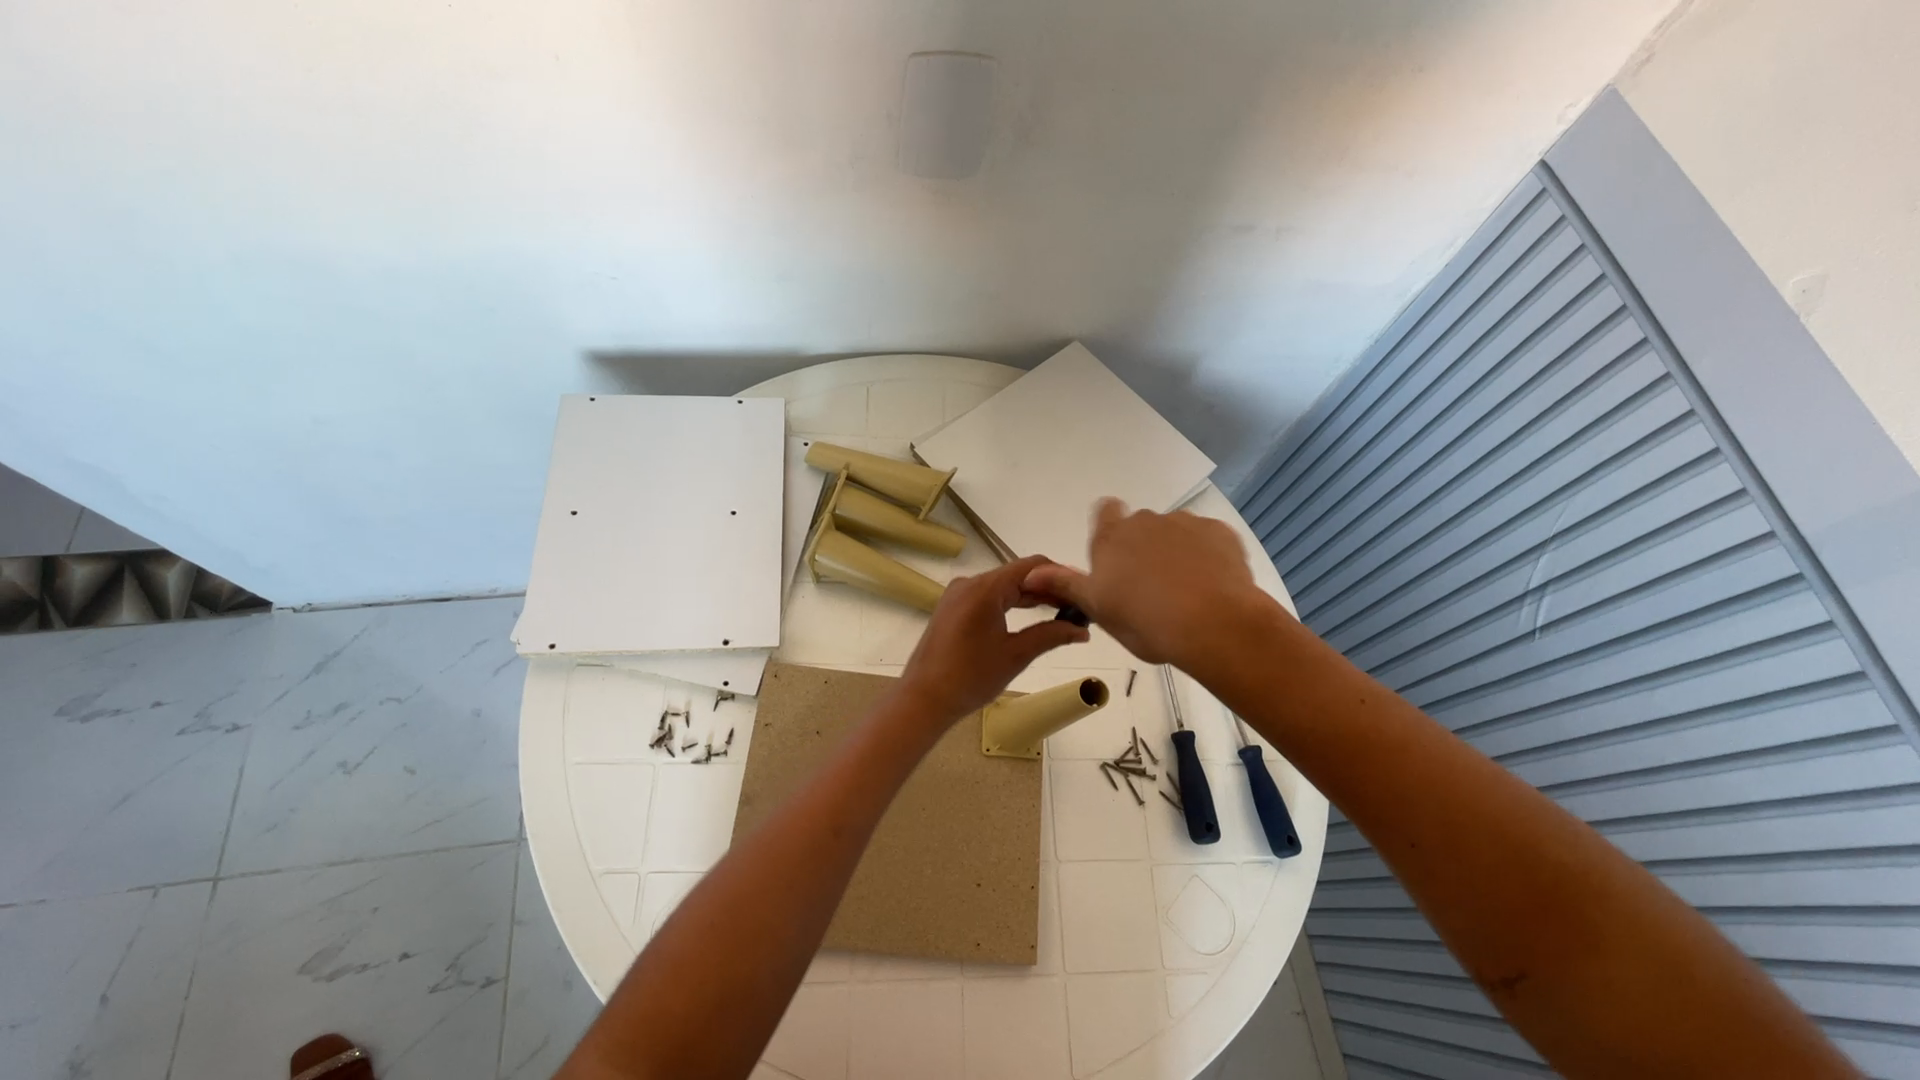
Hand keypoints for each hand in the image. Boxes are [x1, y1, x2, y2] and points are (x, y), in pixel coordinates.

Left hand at [896, 554, 1090, 725]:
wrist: (923, 699)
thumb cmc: (970, 678)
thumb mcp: (1016, 655)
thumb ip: (1051, 635)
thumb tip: (1082, 630)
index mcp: (984, 588)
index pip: (1032, 567)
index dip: (1060, 576)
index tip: (1083, 590)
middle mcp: (969, 583)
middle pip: (1017, 575)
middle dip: (1048, 588)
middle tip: (1078, 605)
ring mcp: (958, 595)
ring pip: (1003, 587)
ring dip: (1030, 597)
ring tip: (1062, 612)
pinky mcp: (952, 608)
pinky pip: (988, 597)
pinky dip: (1010, 604)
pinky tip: (1031, 617)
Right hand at [1021, 498, 1274, 669]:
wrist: (1214, 625)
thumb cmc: (1145, 621)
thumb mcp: (1098, 609)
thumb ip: (1064, 585)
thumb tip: (1030, 573)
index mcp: (1111, 538)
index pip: (1105, 511)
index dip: (1109, 529)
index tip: (1116, 559)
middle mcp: (1145, 521)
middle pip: (1140, 527)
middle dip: (1143, 549)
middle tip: (1149, 590)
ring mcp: (1185, 523)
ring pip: (1175, 533)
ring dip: (1175, 553)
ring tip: (1184, 593)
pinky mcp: (1220, 533)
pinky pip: (1208, 541)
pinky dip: (1206, 558)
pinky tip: (1210, 588)